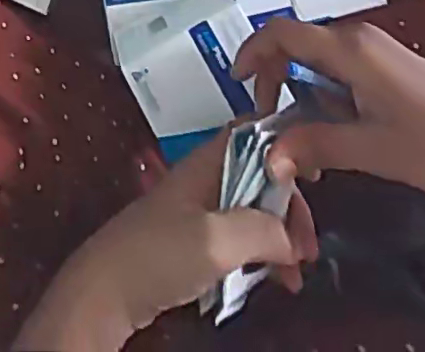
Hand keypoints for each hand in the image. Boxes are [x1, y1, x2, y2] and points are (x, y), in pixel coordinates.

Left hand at [11, 127, 318, 349]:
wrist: (108, 289)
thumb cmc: (159, 254)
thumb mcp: (215, 239)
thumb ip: (259, 228)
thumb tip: (289, 237)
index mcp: (206, 165)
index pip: (249, 135)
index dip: (283, 144)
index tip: (315, 172)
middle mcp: (203, 180)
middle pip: (258, 177)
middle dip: (288, 206)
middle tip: (308, 248)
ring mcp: (197, 210)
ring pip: (251, 211)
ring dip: (279, 236)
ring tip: (296, 274)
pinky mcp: (194, 241)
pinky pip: (238, 238)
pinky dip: (261, 255)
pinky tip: (275, 281)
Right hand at [233, 19, 424, 351]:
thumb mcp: (374, 151)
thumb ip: (313, 146)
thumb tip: (266, 156)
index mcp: (351, 47)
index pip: (281, 33)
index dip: (250, 53)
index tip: (237, 85)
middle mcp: (361, 38)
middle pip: (296, 43)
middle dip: (272, 77)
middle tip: (268, 120)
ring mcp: (380, 52)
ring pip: (318, 59)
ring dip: (299, 90)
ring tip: (301, 136)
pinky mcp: (394, 70)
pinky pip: (342, 70)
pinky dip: (325, 95)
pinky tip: (336, 131)